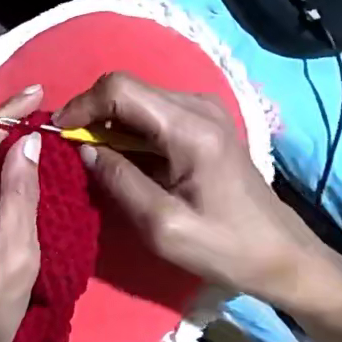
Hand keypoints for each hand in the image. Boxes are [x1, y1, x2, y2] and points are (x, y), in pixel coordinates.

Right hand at [56, 73, 341, 313]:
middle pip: (126, 87)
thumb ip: (120, 182)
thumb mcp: (163, 227)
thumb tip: (84, 150)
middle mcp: (197, 106)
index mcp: (190, 128)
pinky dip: (127, 127)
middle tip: (72, 148)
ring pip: (136, 96)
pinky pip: (151, 110)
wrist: (282, 254)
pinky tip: (123, 157)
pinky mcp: (203, 119)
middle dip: (91, 113)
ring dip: (108, 121)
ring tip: (94, 156)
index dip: (82, 105)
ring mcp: (203, 109)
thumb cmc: (226, 247)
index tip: (59, 133)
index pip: (120, 89)